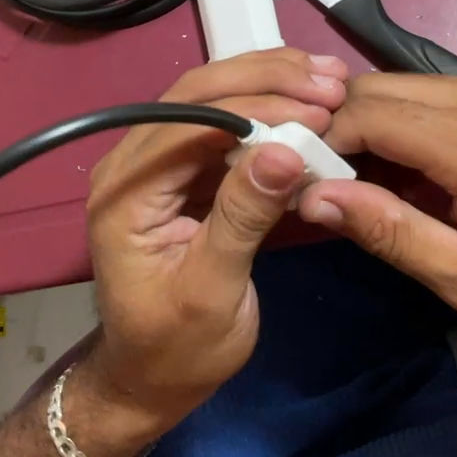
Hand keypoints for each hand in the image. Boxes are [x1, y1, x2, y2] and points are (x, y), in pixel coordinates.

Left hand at [81, 48, 348, 439]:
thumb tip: (284, 151)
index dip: (254, 107)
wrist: (151, 378)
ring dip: (269, 83)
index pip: (188, 124)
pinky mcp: (183, 171)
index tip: (318, 109)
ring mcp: (156, 163)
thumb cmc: (177, 348)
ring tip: (327, 78)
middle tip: (330, 80)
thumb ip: (242, 218)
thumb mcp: (212, 292)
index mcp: (126, 192)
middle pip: (196, 95)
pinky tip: (305, 102)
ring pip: (211, 99)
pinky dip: (267, 109)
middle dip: (264, 79)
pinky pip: (222, 125)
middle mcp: (132, 163)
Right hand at [295, 73, 456, 357]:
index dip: (321, 139)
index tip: (294, 178)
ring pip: (405, 88)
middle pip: (382, 88)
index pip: (371, 112)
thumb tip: (313, 195)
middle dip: (337, 127)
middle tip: (314, 181)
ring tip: (352, 182)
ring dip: (369, 126)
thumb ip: (390, 231)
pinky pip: (436, 99)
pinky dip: (403, 126)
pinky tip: (398, 172)